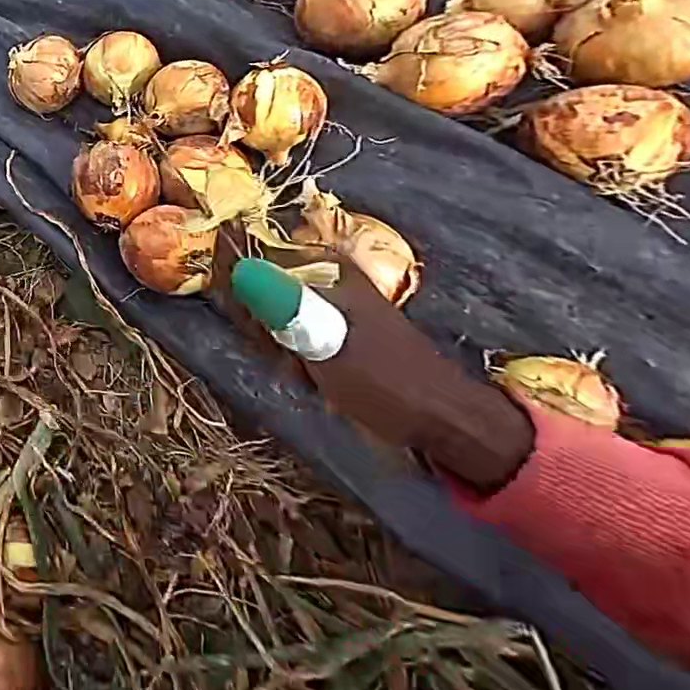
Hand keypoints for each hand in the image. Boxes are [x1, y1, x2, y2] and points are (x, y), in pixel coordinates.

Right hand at [266, 252, 535, 492]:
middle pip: (266, 290)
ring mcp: (340, 307)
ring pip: (280, 316)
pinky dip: (297, 357)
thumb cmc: (387, 383)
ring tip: (301, 376)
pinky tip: (312, 380)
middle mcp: (333, 281)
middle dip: (263, 327)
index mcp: (330, 273)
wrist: (448, 424)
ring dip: (279, 348)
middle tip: (283, 359)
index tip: (251, 330)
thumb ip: (281, 305)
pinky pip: (300, 334)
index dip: (245, 296)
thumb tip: (240, 267)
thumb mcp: (325, 345)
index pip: (259, 265)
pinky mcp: (344, 332)